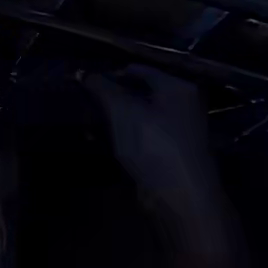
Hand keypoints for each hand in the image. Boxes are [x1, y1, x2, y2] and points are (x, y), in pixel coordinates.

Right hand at [84, 66, 235, 259]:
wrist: (182, 197)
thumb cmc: (154, 145)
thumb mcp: (123, 110)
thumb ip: (103, 88)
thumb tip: (83, 73)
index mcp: (177, 87)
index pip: (138, 69)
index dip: (111, 74)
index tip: (86, 83)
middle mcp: (183, 104)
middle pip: (140, 91)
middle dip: (114, 97)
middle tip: (88, 102)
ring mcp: (179, 130)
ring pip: (140, 115)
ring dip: (118, 118)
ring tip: (93, 121)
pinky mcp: (172, 152)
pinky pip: (144, 135)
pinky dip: (126, 136)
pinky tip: (108, 141)